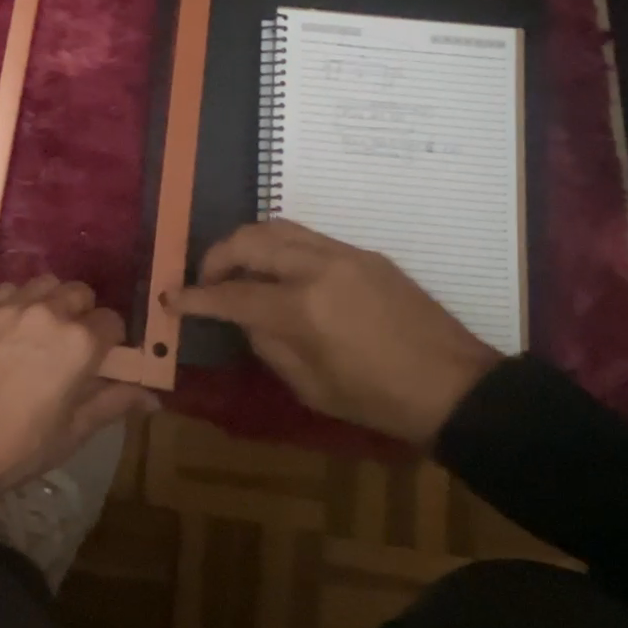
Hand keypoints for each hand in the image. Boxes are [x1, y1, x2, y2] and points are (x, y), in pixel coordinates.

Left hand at [0, 276, 158, 507]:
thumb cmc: (24, 444)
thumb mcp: (76, 429)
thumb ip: (115, 402)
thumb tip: (151, 397)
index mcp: (80, 342)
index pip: (112, 321)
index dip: (111, 339)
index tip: (103, 356)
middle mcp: (50, 312)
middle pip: (80, 293)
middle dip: (83, 314)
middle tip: (71, 344)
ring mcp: (12, 306)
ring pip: (46, 284)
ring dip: (51, 301)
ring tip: (42, 331)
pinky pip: (10, 289)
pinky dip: (18, 302)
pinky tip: (12, 329)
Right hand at [164, 219, 501, 445]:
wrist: (456, 387)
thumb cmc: (379, 400)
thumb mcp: (311, 387)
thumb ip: (268, 344)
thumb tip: (245, 318)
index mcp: (303, 309)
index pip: (233, 294)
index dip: (196, 297)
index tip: (171, 298)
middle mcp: (318, 268)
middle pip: (249, 241)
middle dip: (216, 257)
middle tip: (206, 280)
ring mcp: (344, 254)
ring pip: (276, 226)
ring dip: (246, 243)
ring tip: (238, 268)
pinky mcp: (363, 254)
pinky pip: (306, 236)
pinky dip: (278, 246)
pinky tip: (279, 271)